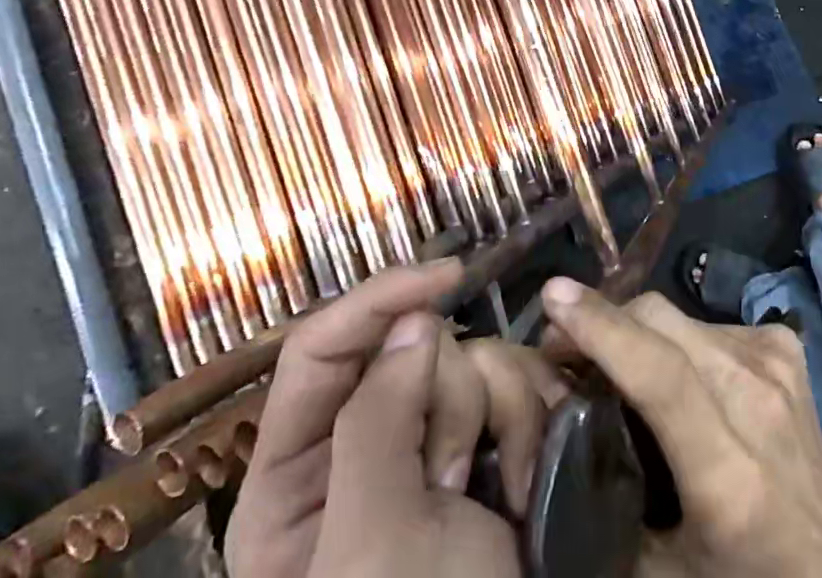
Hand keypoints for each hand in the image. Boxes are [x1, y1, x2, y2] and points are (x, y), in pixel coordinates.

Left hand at [226, 261, 566, 577]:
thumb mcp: (375, 546)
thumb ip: (377, 424)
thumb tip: (414, 322)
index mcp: (294, 474)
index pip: (318, 350)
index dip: (378, 299)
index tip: (449, 275)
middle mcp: (359, 442)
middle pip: (410, 348)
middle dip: (446, 400)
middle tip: (452, 479)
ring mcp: (431, 438)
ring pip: (471, 357)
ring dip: (494, 417)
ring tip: (494, 490)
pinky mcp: (488, 438)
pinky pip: (514, 380)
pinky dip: (527, 420)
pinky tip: (524, 478)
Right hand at [539, 278, 821, 577]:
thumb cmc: (744, 568)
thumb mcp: (661, 570)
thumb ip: (602, 508)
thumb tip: (545, 437)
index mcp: (728, 472)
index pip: (662, 376)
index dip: (604, 331)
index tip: (553, 296)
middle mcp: (755, 399)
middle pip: (662, 323)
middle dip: (602, 323)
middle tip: (563, 355)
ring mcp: (775, 362)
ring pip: (677, 315)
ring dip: (633, 329)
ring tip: (609, 363)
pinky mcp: (782, 343)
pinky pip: (702, 320)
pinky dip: (671, 336)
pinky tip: (668, 369)